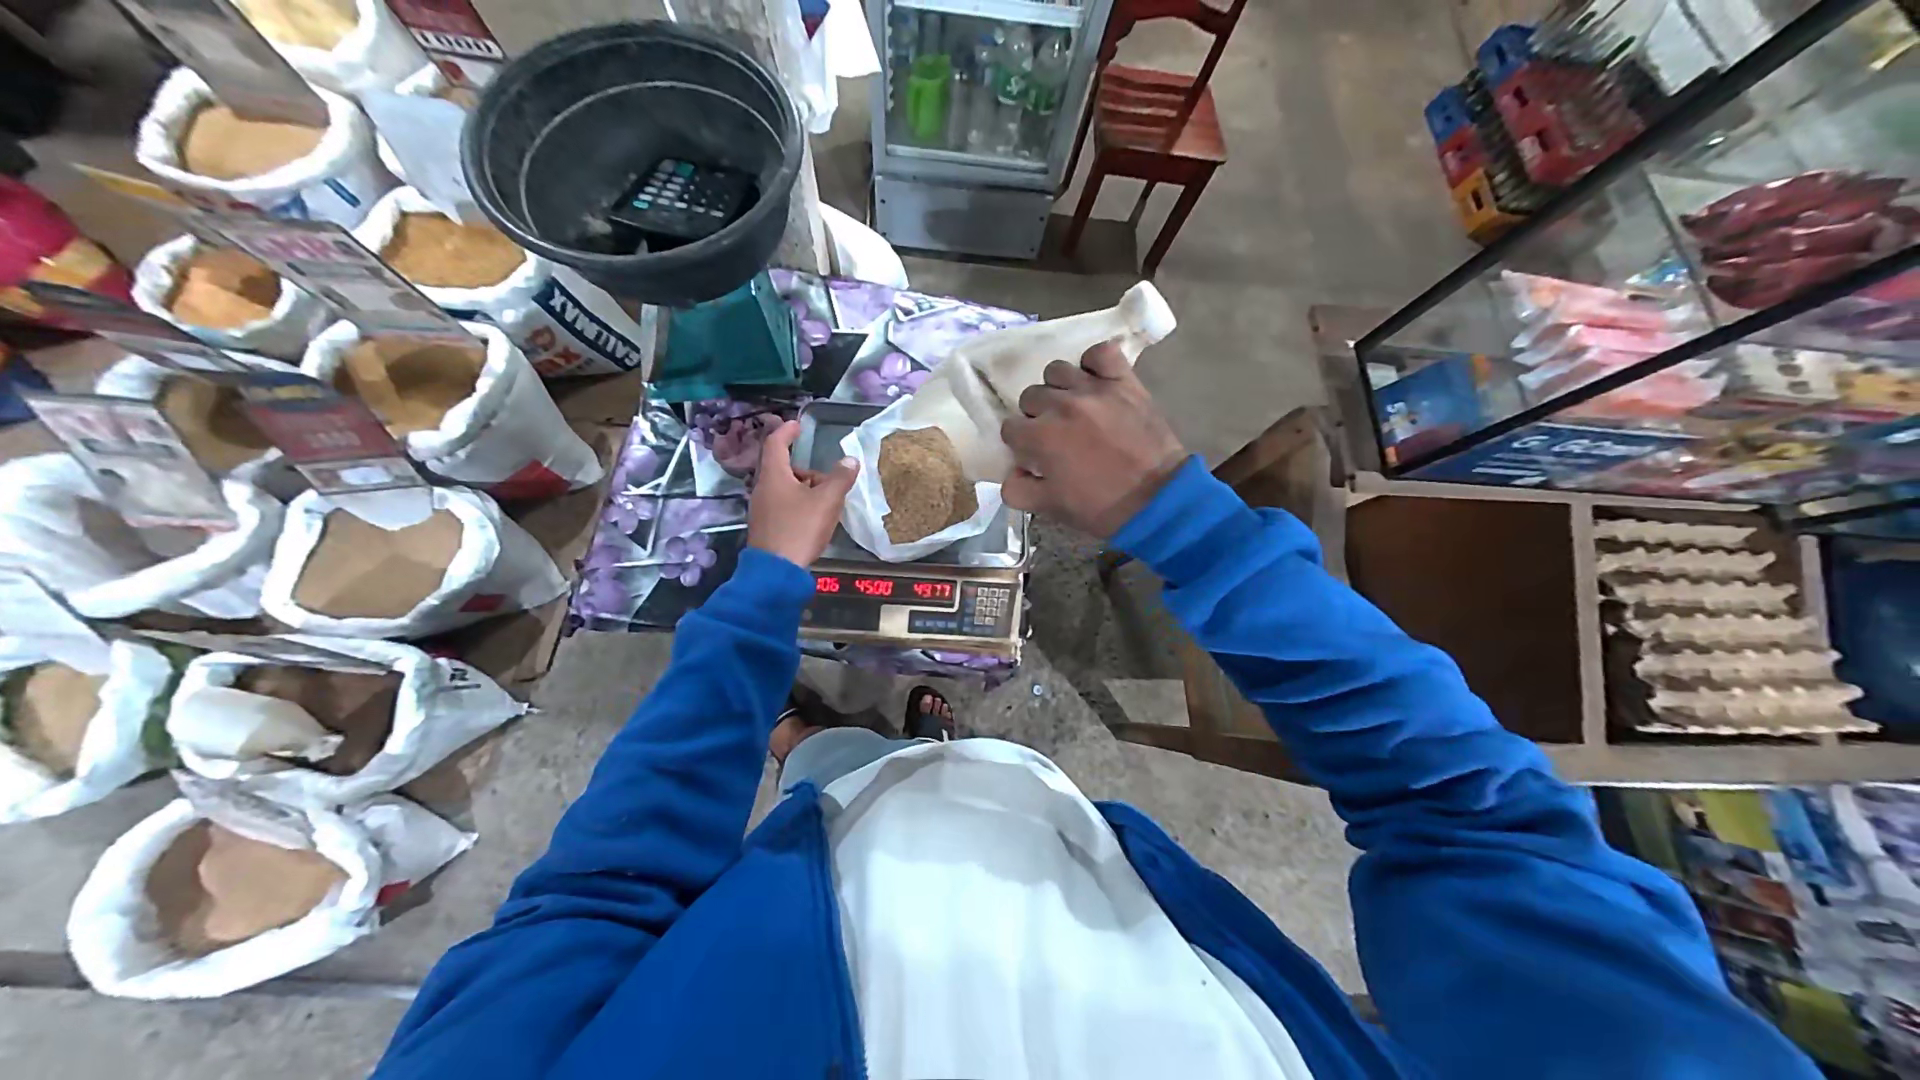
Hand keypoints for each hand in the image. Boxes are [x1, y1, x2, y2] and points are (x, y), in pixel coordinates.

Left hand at [747, 420, 857, 567]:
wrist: (776, 571)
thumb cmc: (799, 529)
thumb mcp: (826, 501)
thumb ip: (840, 478)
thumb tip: (850, 460)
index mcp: (773, 476)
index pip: (775, 443)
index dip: (786, 431)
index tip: (798, 425)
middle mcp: (762, 489)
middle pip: (782, 468)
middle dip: (805, 469)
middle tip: (827, 479)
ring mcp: (761, 509)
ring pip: (784, 488)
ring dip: (804, 489)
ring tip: (826, 503)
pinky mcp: (765, 527)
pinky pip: (782, 505)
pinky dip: (798, 504)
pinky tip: (814, 519)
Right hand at [1000, 340, 1186, 537]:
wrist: (1157, 499)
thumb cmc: (1102, 506)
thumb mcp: (1051, 508)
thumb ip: (1018, 489)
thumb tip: (1013, 471)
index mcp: (1041, 437)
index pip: (1011, 428)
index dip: (1021, 444)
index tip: (1035, 455)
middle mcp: (1062, 405)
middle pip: (1031, 397)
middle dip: (1037, 416)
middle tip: (1056, 435)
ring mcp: (1094, 389)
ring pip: (1058, 371)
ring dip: (1058, 389)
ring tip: (1073, 407)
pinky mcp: (1124, 381)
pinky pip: (1101, 352)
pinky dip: (1094, 362)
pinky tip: (1095, 381)